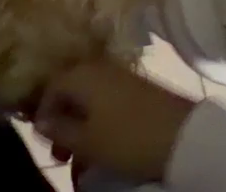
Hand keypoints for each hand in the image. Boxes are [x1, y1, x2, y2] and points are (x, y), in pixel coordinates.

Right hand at [32, 61, 196, 183]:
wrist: (185, 137)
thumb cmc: (128, 137)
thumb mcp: (89, 142)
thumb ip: (60, 131)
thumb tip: (40, 123)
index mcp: (80, 74)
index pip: (50, 88)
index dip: (43, 114)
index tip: (44, 141)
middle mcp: (97, 68)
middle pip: (71, 94)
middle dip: (63, 125)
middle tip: (63, 156)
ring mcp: (121, 77)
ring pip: (91, 101)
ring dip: (83, 128)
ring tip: (84, 158)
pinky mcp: (140, 89)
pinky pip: (109, 103)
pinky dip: (102, 123)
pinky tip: (106, 144)